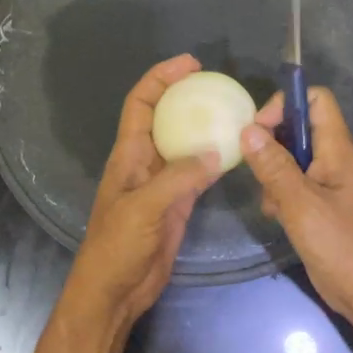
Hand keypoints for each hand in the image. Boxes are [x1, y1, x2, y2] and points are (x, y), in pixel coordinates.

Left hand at [61, 55, 222, 326]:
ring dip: (203, 126)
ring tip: (234, 110)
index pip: (141, 104)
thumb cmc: (118, 245)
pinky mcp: (176, 204)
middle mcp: (143, 162)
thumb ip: (177, 179)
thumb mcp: (145, 208)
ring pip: (183, 143)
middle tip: (220, 83)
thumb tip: (213, 152)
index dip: (160, 79)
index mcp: (128, 155)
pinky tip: (236, 152)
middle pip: (164, 117)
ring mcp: (160, 183)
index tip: (189, 64)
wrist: (116, 288)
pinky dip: (214, 160)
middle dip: (186, 95)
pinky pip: (196, 173)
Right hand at [238, 87, 352, 325]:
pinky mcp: (321, 206)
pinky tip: (275, 216)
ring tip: (268, 199)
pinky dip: (279, 193)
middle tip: (255, 166)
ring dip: (272, 171)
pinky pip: (294, 184)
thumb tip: (247, 130)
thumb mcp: (301, 205)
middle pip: (299, 127)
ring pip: (292, 157)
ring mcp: (329, 184)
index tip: (258, 130)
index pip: (316, 100)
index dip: (285, 105)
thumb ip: (274, 167)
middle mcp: (335, 160)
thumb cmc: (342, 246)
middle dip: (271, 141)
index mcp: (338, 151)